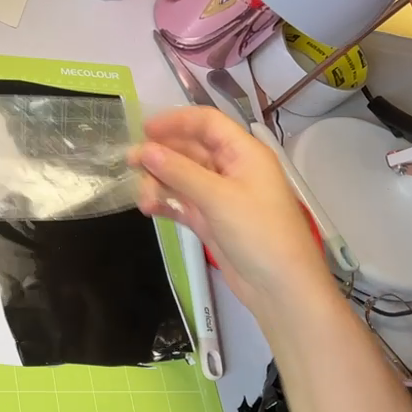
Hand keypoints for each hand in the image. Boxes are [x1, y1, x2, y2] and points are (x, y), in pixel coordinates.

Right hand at [132, 106, 333, 317]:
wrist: (282, 290)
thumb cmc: (259, 233)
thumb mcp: (218, 198)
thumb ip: (179, 172)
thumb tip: (143, 149)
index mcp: (244, 154)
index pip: (207, 123)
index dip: (175, 121)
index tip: (143, 130)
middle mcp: (231, 170)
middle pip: (190, 149)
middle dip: (160, 155)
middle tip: (129, 163)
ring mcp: (220, 196)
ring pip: (181, 177)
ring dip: (159, 182)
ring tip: (143, 198)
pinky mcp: (211, 220)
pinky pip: (181, 202)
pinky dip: (165, 203)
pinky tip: (149, 209)